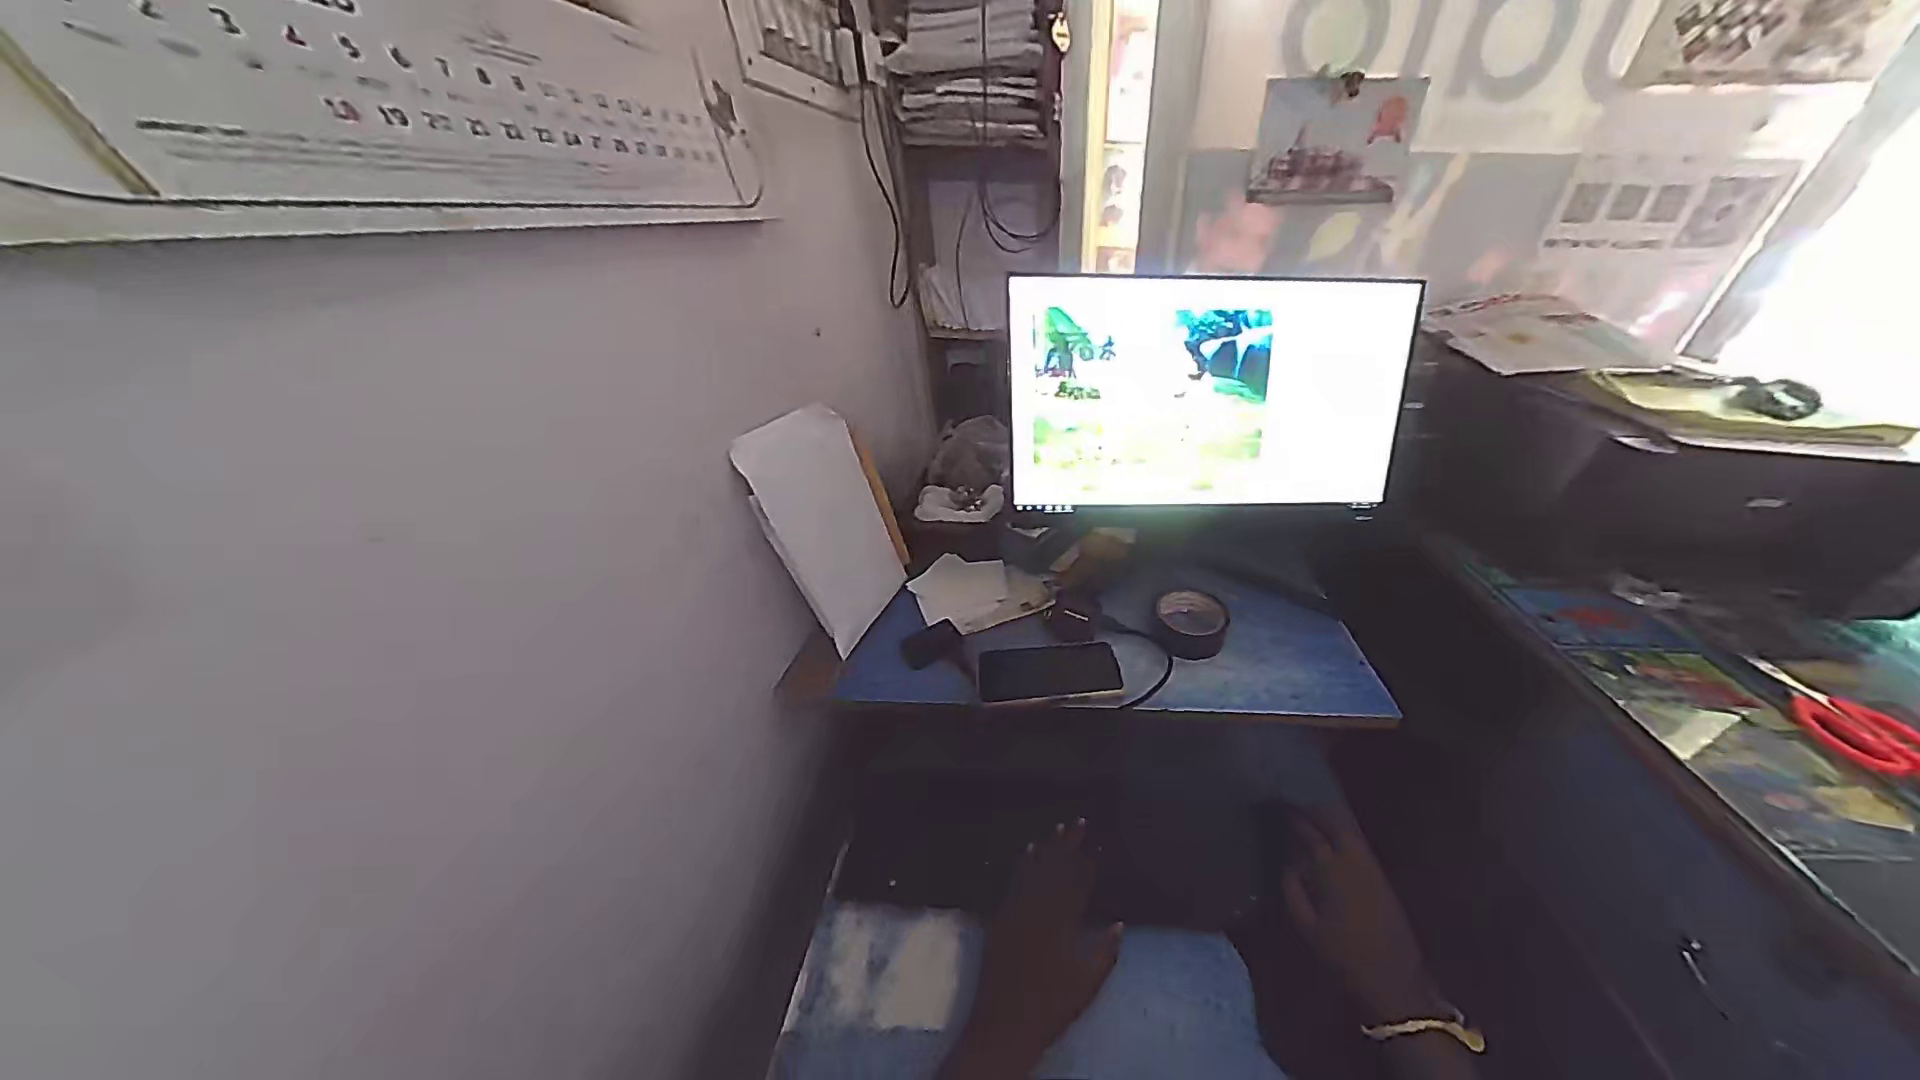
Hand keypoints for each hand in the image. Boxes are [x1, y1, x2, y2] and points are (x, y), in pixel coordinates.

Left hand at [940, 820, 1122, 1079]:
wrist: (1005, 1022)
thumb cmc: (1051, 1007)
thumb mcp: (1087, 984)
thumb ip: (1105, 952)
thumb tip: (1120, 924)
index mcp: (1064, 924)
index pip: (1078, 885)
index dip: (1087, 864)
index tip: (1095, 845)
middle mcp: (1040, 909)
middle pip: (1057, 869)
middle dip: (1068, 844)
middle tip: (1078, 822)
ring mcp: (1018, 909)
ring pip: (1035, 869)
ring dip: (1047, 848)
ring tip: (1057, 828)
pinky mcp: (1001, 915)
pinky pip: (1014, 880)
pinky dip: (1023, 863)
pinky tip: (1028, 850)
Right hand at [1281, 813, 1441, 1022]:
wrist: (1394, 984)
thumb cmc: (1342, 956)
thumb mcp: (1306, 926)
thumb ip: (1293, 890)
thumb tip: (1288, 865)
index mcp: (1332, 872)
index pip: (1311, 835)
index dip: (1296, 818)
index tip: (1281, 807)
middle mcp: (1354, 863)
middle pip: (1336, 825)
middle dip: (1316, 811)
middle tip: (1297, 802)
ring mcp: (1373, 871)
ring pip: (1352, 833)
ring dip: (1333, 819)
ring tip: (1314, 811)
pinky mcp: (1384, 881)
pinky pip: (1361, 846)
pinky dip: (1347, 835)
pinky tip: (1337, 836)